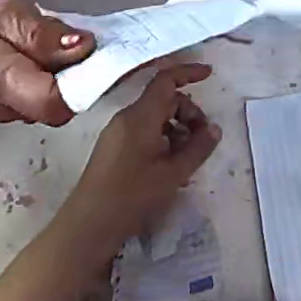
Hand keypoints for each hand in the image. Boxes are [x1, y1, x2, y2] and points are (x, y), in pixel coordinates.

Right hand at [0, 0, 95, 125]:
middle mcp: (4, 107)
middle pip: (59, 108)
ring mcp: (12, 113)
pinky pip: (52, 101)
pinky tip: (59, 59)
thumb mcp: (10, 12)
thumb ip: (44, 33)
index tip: (95, 53)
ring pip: (58, 106)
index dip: (80, 83)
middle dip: (78, 79)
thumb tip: (82, 48)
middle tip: (82, 45)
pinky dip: (63, 81)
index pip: (49, 102)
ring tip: (66, 48)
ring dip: (71, 79)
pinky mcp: (20, 110)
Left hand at [61, 63, 221, 250]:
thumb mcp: (173, 174)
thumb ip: (198, 148)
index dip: (188, 72)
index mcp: (140, 115)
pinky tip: (170, 165)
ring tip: (187, 156)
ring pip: (154, 116)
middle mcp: (127, 117)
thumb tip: (214, 128)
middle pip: (163, 99)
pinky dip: (162, 138)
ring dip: (176, 127)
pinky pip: (143, 130)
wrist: (86, 228)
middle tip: (202, 137)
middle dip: (187, 111)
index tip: (209, 74)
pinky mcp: (113, 148)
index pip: (166, 79)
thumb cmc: (131, 197)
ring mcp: (117, 132)